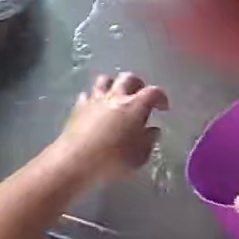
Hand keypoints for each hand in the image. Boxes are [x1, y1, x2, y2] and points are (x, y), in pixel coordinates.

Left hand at [47, 73, 168, 184]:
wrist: (76, 160)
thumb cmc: (113, 160)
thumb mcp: (140, 155)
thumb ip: (148, 140)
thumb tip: (152, 130)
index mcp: (134, 106)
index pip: (153, 92)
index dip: (161, 97)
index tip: (162, 108)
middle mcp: (114, 97)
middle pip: (128, 78)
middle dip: (138, 83)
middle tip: (141, 96)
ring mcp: (94, 100)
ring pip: (105, 80)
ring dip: (114, 84)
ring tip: (117, 96)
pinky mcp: (78, 106)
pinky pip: (88, 94)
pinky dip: (94, 98)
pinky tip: (96, 108)